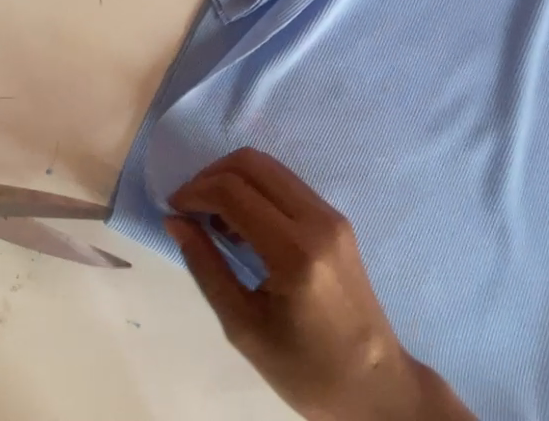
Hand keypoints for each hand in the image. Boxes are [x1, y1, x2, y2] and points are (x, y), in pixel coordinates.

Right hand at [166, 149, 473, 420]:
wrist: (375, 386)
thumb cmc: (306, 369)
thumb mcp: (243, 327)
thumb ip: (206, 267)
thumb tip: (175, 221)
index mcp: (295, 252)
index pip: (233, 191)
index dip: (195, 192)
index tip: (173, 209)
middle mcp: (318, 221)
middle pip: (252, 163)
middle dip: (211, 175)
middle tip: (189, 206)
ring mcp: (332, 216)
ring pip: (270, 167)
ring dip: (232, 178)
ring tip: (211, 216)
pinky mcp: (337, 220)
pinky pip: (286, 184)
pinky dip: (254, 188)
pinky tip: (240, 222)